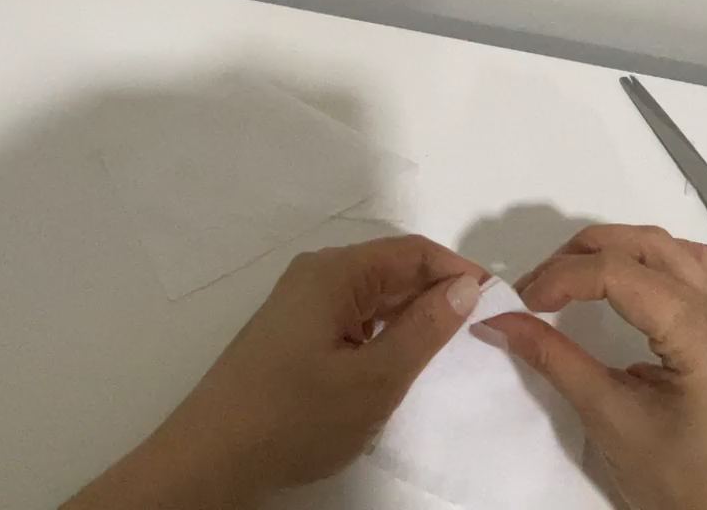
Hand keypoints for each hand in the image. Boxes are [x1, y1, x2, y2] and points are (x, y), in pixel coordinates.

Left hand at [63, 235, 485, 508]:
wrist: (211, 455)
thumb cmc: (296, 414)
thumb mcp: (374, 378)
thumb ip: (423, 329)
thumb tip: (465, 287)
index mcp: (335, 271)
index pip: (411, 252)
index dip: (456, 271)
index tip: (495, 303)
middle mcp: (317, 272)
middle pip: (390, 268)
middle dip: (435, 292)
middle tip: (478, 330)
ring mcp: (302, 300)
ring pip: (371, 293)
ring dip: (409, 313)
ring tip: (444, 347)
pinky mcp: (294, 327)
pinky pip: (351, 314)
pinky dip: (382, 329)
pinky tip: (395, 358)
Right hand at [478, 225, 706, 509]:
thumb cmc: (683, 489)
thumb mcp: (611, 421)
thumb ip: (553, 359)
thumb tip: (497, 319)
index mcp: (705, 336)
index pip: (619, 273)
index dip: (562, 276)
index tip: (522, 300)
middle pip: (647, 246)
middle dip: (584, 253)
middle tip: (541, 284)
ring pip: (673, 249)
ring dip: (619, 249)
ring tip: (575, 274)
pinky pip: (697, 270)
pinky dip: (653, 262)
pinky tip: (628, 282)